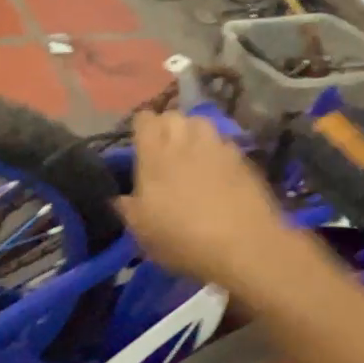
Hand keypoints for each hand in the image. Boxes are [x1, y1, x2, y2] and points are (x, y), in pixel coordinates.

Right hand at [116, 111, 300, 289]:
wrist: (244, 247)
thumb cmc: (182, 238)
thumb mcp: (142, 232)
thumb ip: (127, 209)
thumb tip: (119, 198)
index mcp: (154, 153)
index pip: (144, 119)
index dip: (141, 129)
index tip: (139, 147)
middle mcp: (186, 141)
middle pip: (173, 115)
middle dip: (167, 128)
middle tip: (164, 152)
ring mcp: (218, 147)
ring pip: (201, 123)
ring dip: (194, 134)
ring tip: (192, 156)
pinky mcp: (243, 160)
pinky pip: (224, 144)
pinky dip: (217, 153)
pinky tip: (218, 174)